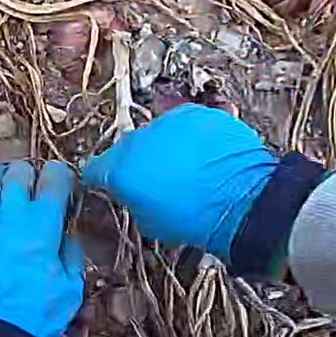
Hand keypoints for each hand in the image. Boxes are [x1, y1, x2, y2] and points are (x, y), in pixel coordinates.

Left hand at [0, 160, 84, 336]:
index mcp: (42, 224)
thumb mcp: (69, 289)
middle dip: (30, 172)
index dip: (62, 175)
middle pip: (18, 172)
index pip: (53, 178)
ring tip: (7, 183)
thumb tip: (68, 235)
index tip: (64, 183)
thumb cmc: (33, 317)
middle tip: (35, 182)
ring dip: (0, 178)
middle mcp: (9, 215)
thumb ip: (71, 255)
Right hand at [82, 104, 275, 258]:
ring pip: (156, 133)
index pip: (95, 168)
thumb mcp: (149, 223)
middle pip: (127, 148)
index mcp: (120, 169)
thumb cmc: (195, 218)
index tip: (108, 182)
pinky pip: (185, 125)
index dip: (101, 177)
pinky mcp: (195, 113)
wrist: (241, 200)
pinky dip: (189, 137)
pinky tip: (202, 156)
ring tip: (185, 168)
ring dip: (164, 147)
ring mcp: (167, 123)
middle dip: (137, 161)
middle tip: (156, 179)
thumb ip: (131, 199)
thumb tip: (132, 191)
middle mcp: (138, 140)